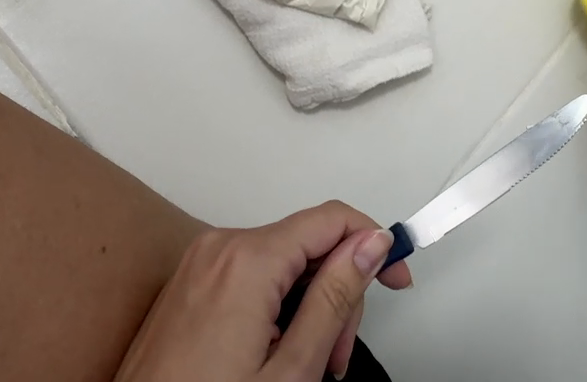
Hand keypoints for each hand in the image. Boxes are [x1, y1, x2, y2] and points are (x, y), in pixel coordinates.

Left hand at [115, 200, 413, 381]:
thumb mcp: (290, 370)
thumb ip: (334, 297)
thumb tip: (370, 244)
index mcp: (248, 260)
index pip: (332, 219)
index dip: (374, 243)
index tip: (396, 276)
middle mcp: (221, 247)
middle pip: (309, 242)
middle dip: (336, 292)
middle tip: (338, 354)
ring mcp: (201, 263)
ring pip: (284, 261)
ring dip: (308, 305)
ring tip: (306, 365)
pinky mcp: (190, 282)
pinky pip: (252, 273)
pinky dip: (277, 305)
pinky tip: (276, 352)